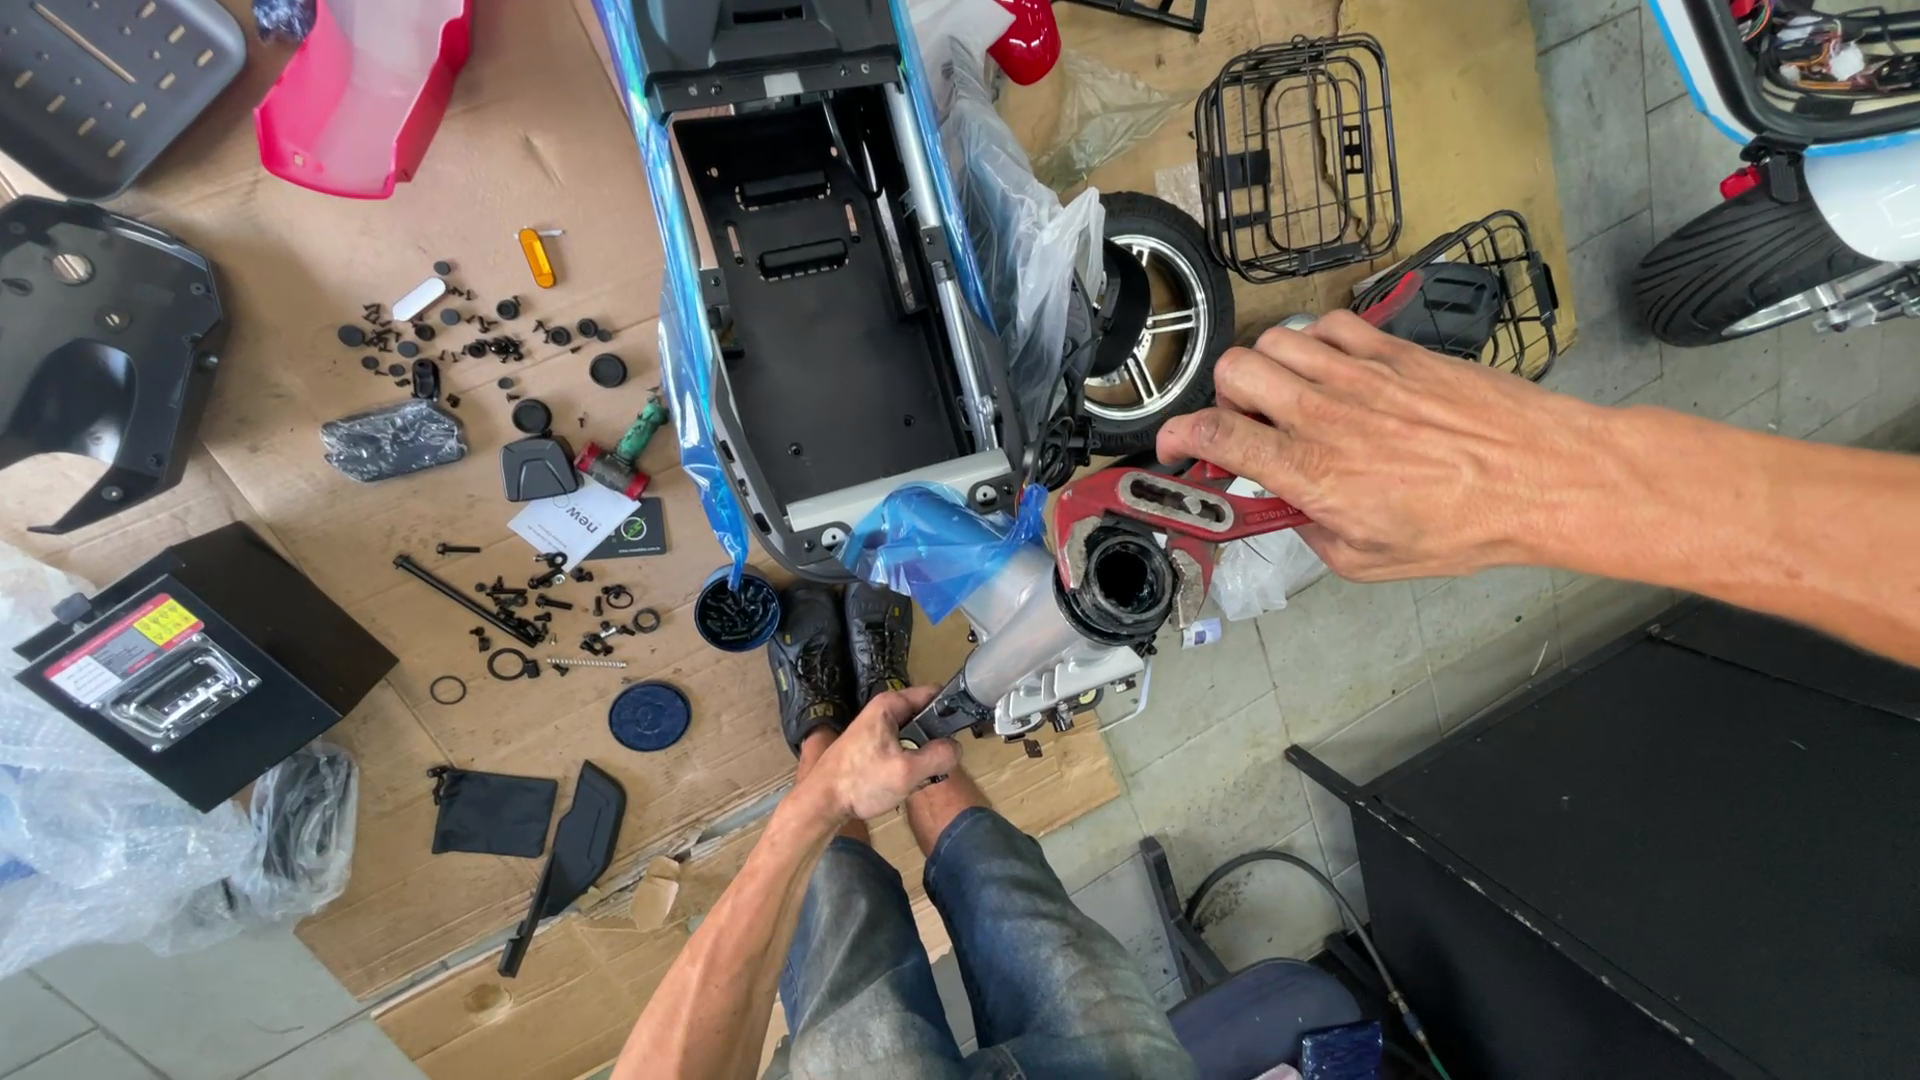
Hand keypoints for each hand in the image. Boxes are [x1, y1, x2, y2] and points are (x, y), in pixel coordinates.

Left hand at [797, 687, 960, 822]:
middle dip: (937, 737)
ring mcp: (876, 729)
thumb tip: (956, 749)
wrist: (822, 803)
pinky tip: (909, 780)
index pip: (932, 693)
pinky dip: (909, 761)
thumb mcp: (908, 771)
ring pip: (914, 735)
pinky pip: (902, 747)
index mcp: (890, 705)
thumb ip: (939, 756)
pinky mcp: (871, 747)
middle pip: (925, 716)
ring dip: (923, 753)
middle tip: (943, 759)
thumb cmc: (861, 782)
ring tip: (925, 773)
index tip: (963, 727)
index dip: (951, 707)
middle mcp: (883, 711)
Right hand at [1157, 311, 1622, 580]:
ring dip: (1264, 370)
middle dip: (1222, 399)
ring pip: (1273, 342)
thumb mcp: (1367, 560)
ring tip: (1285, 396)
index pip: (1216, 435)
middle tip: (1243, 424)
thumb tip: (1295, 509)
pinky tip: (1329, 370)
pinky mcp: (1393, 350)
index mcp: (1311, 472)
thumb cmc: (1465, 525)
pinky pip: (1327, 325)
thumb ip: (1311, 532)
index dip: (1176, 435)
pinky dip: (1313, 343)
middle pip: (1233, 373)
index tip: (1173, 445)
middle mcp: (1324, 415)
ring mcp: (1358, 375)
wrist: (1547, 477)